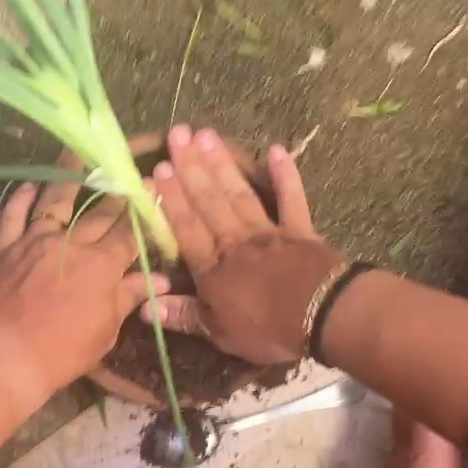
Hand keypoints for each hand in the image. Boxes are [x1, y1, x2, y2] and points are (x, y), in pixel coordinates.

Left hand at [0, 176, 168, 412]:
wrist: (5, 357)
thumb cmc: (63, 351)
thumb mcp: (106, 330)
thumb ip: (129, 297)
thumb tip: (160, 278)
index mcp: (102, 264)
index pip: (130, 231)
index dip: (145, 211)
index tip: (154, 190)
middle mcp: (71, 243)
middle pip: (100, 212)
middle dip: (117, 193)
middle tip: (126, 173)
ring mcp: (35, 241)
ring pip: (56, 200)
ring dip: (69, 174)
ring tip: (78, 151)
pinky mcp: (6, 248)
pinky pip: (13, 215)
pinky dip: (21, 198)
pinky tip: (30, 185)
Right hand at [144, 125, 344, 363]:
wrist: (324, 316)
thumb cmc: (267, 329)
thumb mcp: (218, 333)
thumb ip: (183, 315)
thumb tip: (143, 307)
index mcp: (212, 267)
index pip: (185, 226)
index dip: (171, 199)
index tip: (158, 169)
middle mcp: (235, 240)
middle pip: (209, 200)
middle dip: (191, 167)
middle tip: (178, 133)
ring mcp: (268, 231)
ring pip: (239, 193)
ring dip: (222, 164)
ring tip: (207, 134)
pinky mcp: (300, 230)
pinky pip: (291, 199)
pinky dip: (285, 175)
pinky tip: (276, 150)